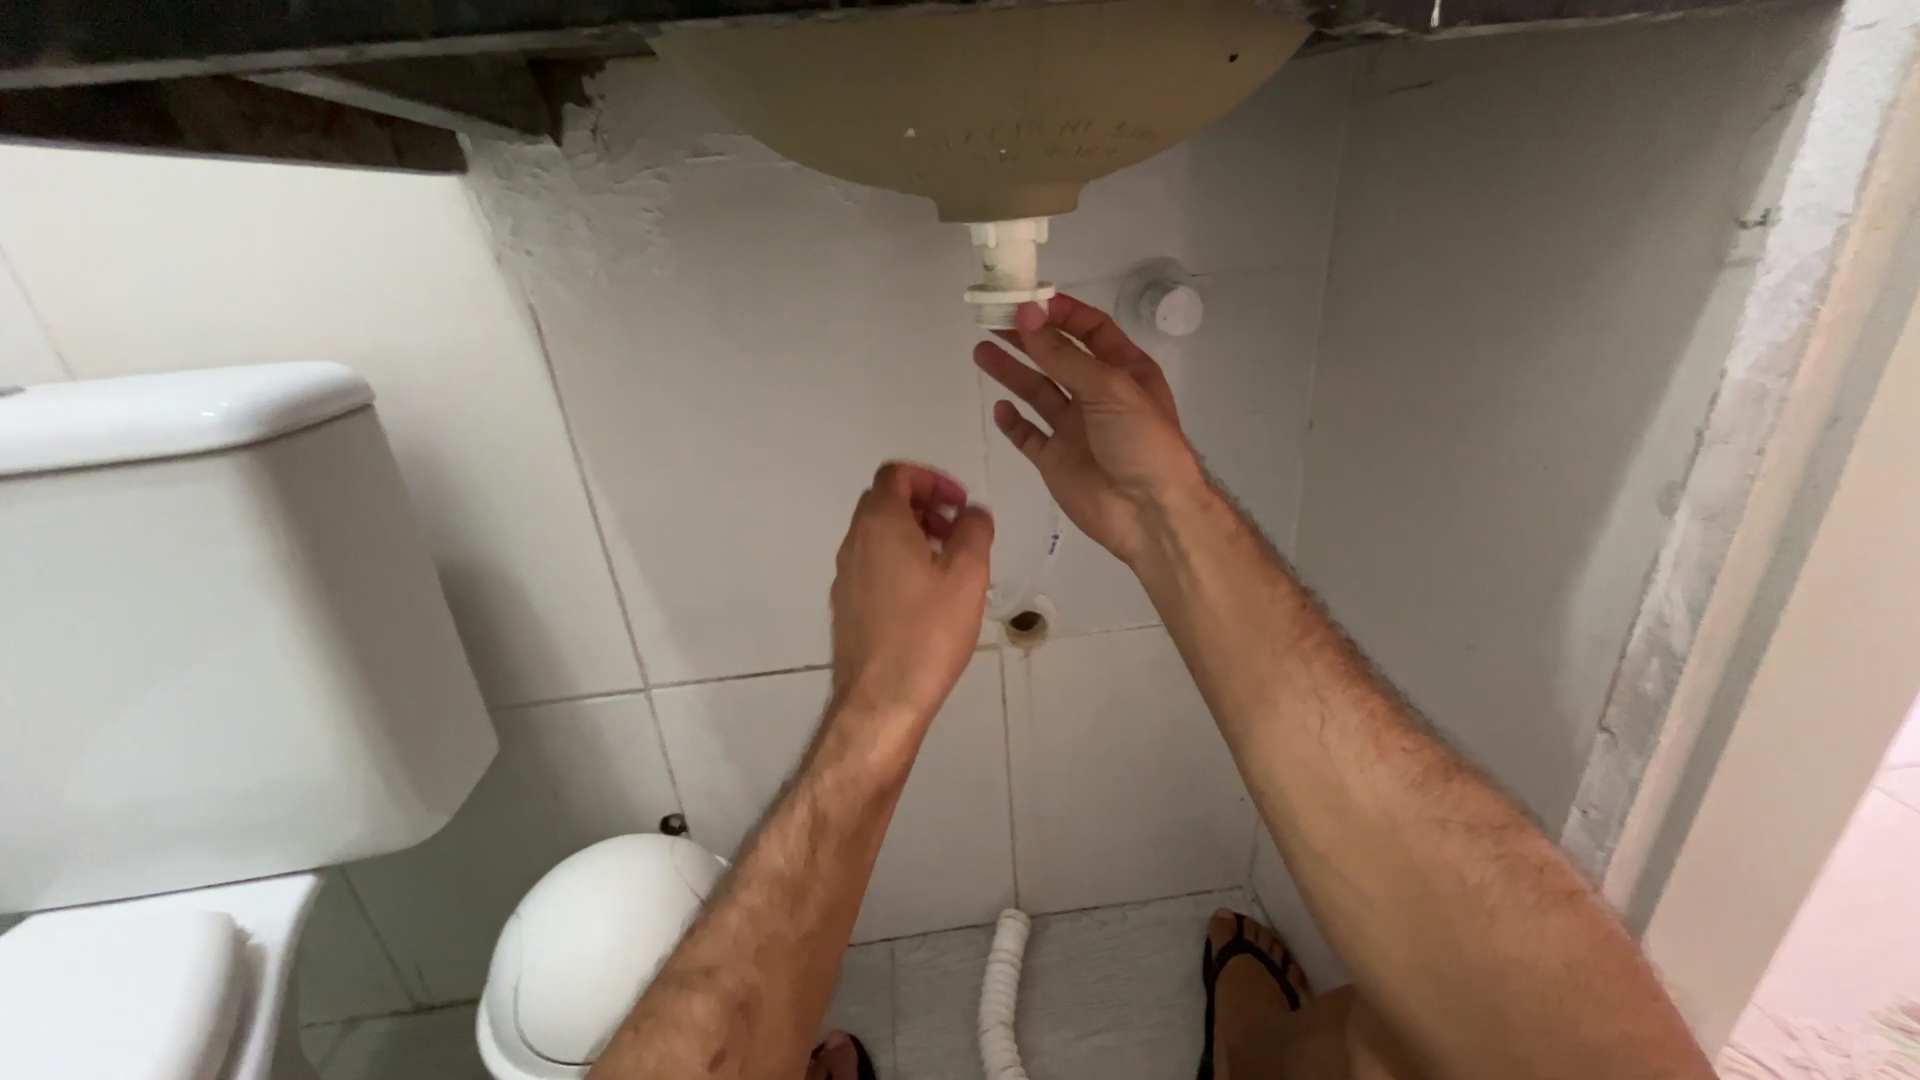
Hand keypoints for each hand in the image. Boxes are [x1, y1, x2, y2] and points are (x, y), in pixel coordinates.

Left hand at [829, 463, 992, 739]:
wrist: (882, 699)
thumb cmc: (927, 633)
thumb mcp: (967, 576)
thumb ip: (974, 530)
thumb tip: (973, 512)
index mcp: (880, 525)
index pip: (896, 475)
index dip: (931, 478)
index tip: (959, 503)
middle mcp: (854, 543)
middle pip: (884, 502)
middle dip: (924, 505)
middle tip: (957, 531)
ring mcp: (845, 576)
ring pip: (877, 535)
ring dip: (912, 535)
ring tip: (948, 566)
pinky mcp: (846, 605)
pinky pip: (872, 565)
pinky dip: (898, 561)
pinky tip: (926, 597)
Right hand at [974, 296, 1207, 565]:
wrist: (1148, 513)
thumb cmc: (1141, 442)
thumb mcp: (1109, 388)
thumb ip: (1063, 355)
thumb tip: (1026, 314)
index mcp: (1124, 371)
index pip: (1091, 330)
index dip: (1061, 313)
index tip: (1026, 300)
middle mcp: (1098, 395)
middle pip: (1058, 357)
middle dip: (1028, 338)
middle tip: (992, 320)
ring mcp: (1075, 428)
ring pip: (1038, 392)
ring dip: (1012, 371)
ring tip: (981, 350)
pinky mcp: (1056, 460)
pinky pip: (1029, 435)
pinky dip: (1013, 422)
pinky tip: (1000, 407)